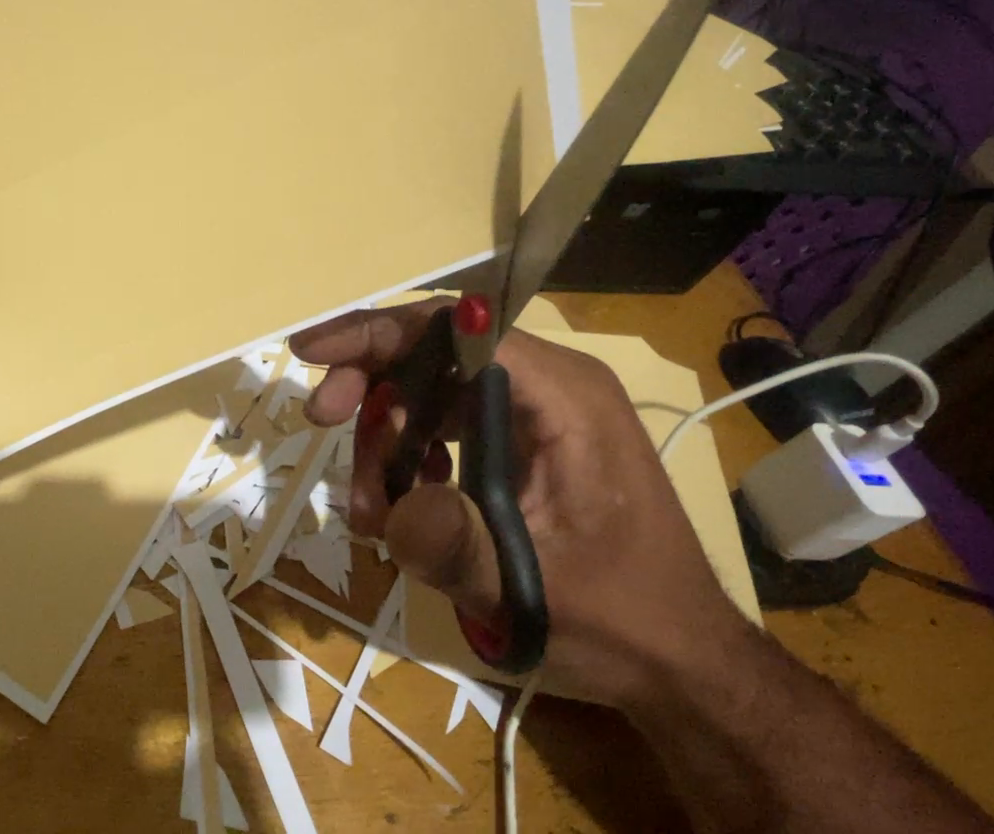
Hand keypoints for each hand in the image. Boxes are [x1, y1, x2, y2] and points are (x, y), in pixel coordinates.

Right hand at [291, 297, 749, 705]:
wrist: (681, 663)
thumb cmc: (624, 620)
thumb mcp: (532, 590)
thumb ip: (457, 547)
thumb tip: (387, 511)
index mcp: (561, 396)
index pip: (455, 330)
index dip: (376, 333)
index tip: (311, 356)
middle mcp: (547, 388)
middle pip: (432, 356)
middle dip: (371, 393)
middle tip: (321, 428)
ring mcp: (533, 415)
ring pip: (430, 394)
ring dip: (384, 441)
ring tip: (369, 511)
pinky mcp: (521, 444)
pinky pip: (445, 427)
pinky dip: (408, 459)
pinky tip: (401, 506)